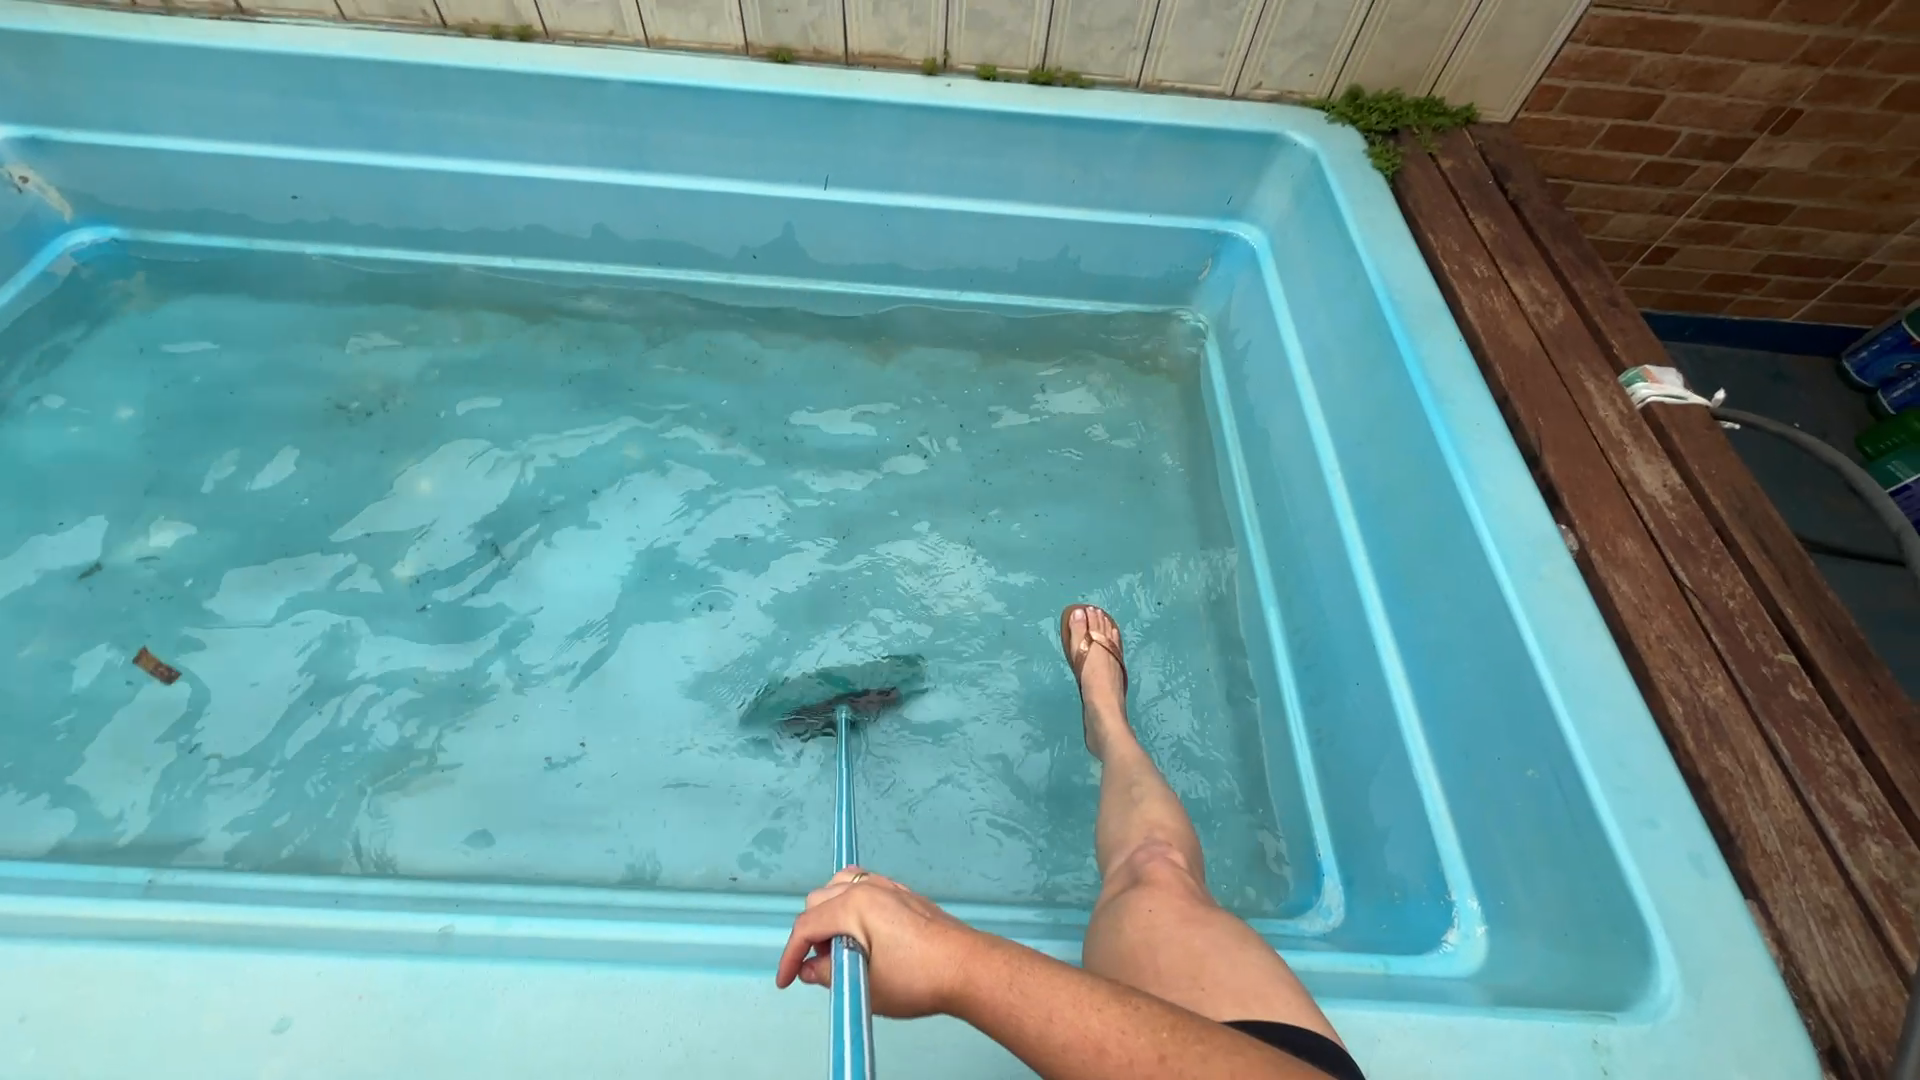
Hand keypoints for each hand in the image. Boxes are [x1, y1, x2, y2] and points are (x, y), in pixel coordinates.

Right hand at [774, 866, 986, 1017]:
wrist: (964, 966)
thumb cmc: (916, 978)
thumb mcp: (864, 984)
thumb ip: (828, 974)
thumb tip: (809, 968)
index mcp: (854, 905)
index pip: (807, 925)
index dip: (791, 954)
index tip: (786, 980)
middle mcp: (868, 887)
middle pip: (819, 899)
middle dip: (811, 932)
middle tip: (820, 965)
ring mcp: (888, 885)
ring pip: (841, 886)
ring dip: (830, 913)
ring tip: (839, 948)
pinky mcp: (903, 892)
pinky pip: (864, 886)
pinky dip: (851, 904)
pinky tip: (862, 933)